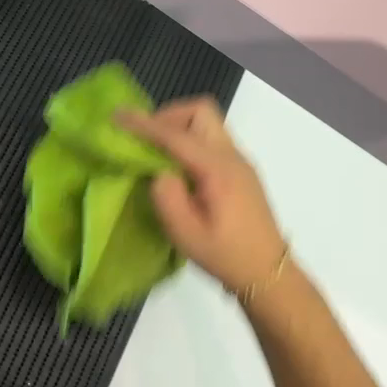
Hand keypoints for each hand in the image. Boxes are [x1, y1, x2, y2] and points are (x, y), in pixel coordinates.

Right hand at [116, 97, 286, 291]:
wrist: (270, 275)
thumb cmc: (226, 256)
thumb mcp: (186, 234)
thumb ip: (166, 195)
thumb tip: (158, 171)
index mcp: (218, 169)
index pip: (176, 135)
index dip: (144, 124)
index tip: (117, 116)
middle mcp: (232, 156)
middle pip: (200, 111)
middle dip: (168, 117)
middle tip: (145, 140)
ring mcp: (239, 161)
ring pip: (207, 122)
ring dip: (179, 127)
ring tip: (158, 154)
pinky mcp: (240, 169)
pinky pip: (211, 138)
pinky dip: (190, 139)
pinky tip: (178, 168)